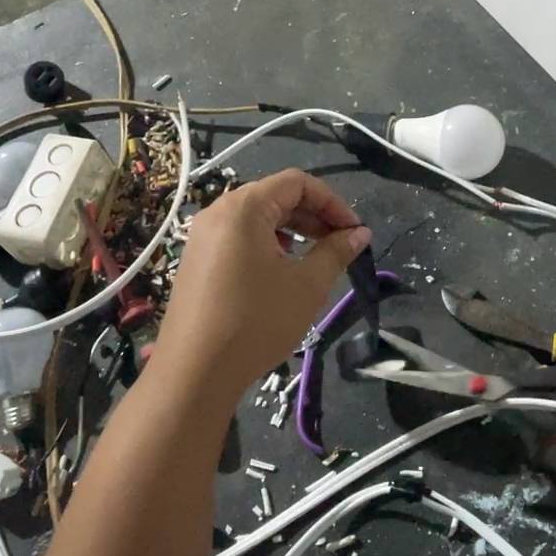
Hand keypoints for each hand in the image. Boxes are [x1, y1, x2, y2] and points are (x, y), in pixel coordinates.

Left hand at [156, 169, 370, 393]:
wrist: (195, 372)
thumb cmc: (257, 322)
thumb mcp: (306, 285)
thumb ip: (335, 252)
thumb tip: (360, 234)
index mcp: (244, 208)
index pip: (296, 182)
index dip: (332, 202)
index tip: (354, 231)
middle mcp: (218, 212)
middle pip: (275, 196)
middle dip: (313, 216)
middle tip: (340, 244)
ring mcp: (202, 236)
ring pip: (256, 217)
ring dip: (291, 230)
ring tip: (315, 257)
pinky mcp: (196, 260)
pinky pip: (238, 236)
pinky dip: (266, 243)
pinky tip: (281, 271)